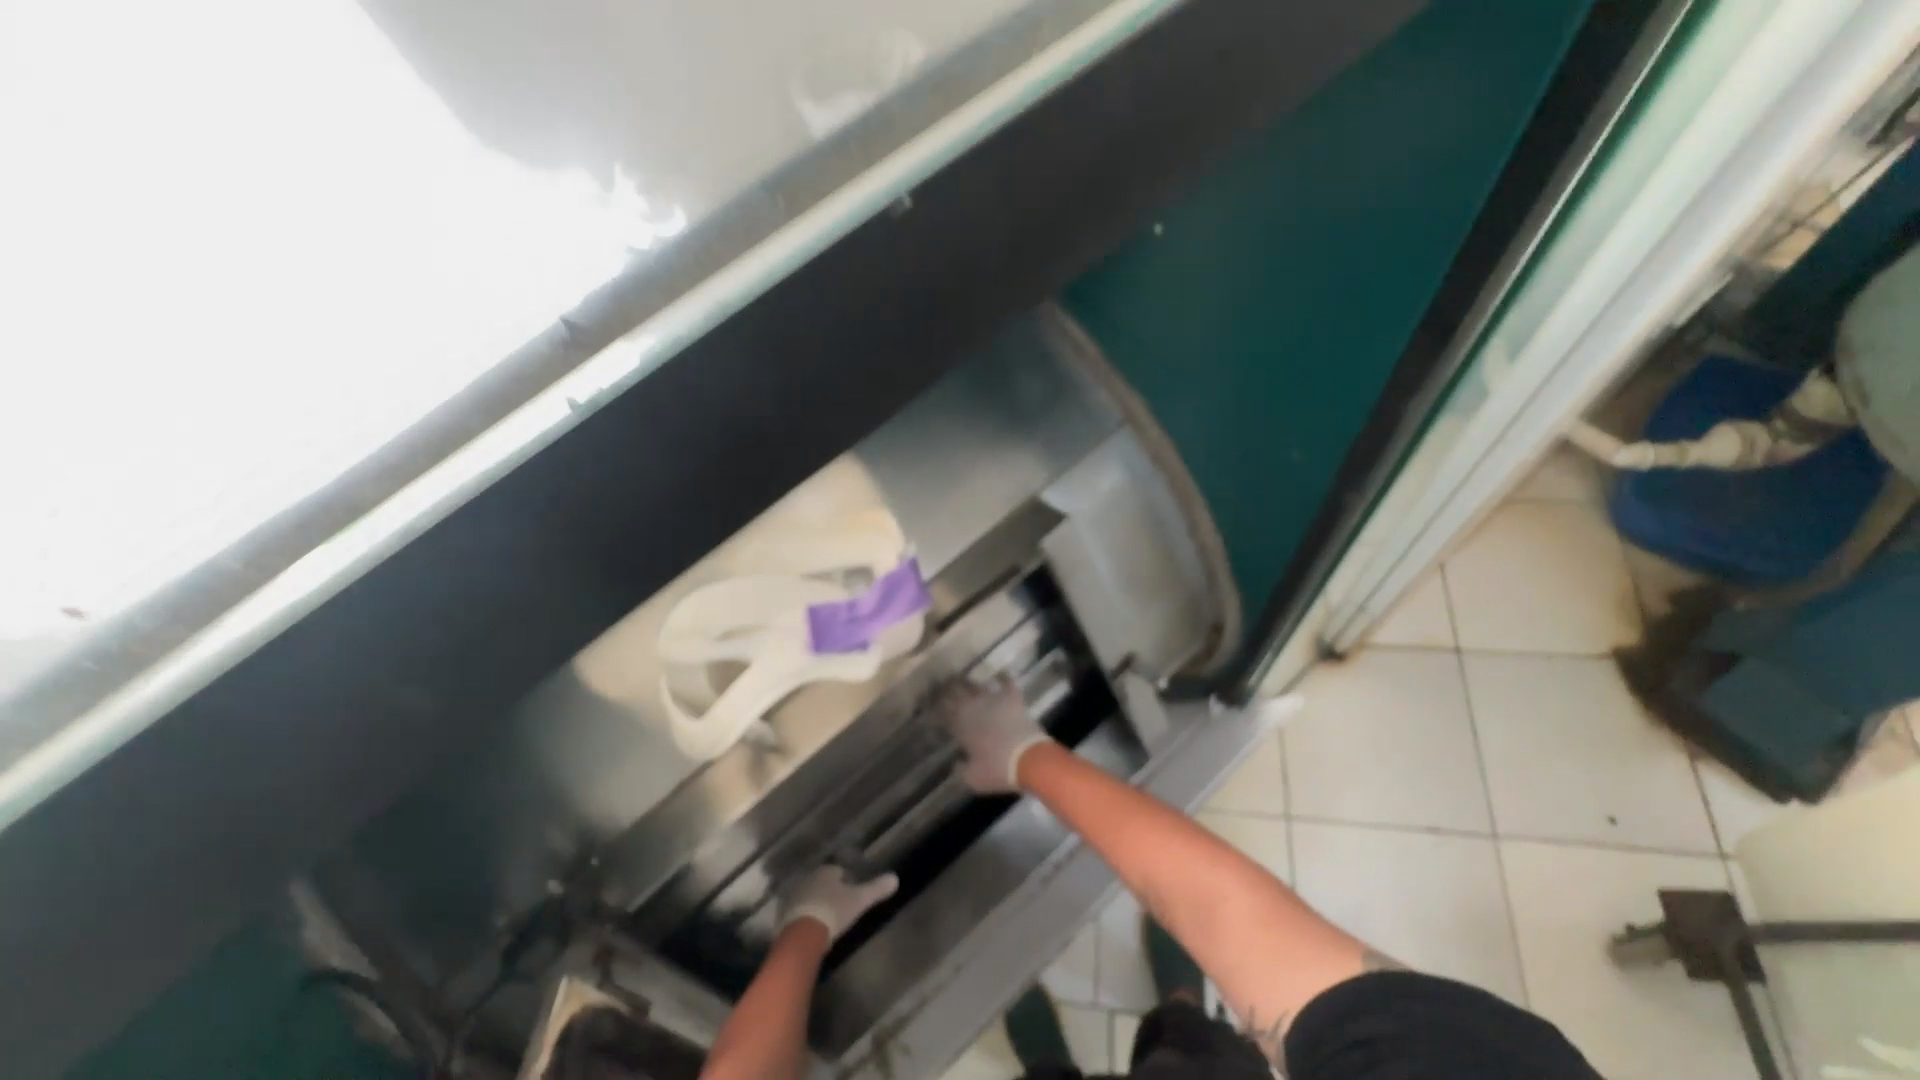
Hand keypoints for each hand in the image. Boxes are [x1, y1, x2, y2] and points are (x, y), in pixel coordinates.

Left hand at [778, 866, 898, 940]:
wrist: (803, 934)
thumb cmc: (834, 911)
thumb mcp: (860, 900)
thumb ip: (876, 889)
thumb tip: (896, 878)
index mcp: (825, 872)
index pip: (837, 870)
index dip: (845, 880)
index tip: (852, 891)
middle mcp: (807, 878)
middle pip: (821, 882)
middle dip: (829, 890)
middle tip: (840, 905)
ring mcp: (793, 896)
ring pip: (808, 895)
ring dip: (816, 902)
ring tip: (827, 917)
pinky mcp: (783, 914)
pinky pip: (798, 911)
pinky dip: (805, 916)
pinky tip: (812, 927)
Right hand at [936, 676, 1051, 793]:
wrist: (1029, 759)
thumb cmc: (998, 770)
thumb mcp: (974, 778)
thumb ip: (962, 770)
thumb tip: (957, 763)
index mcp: (961, 726)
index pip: (944, 712)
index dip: (937, 708)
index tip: (932, 704)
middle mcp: (973, 708)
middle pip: (957, 693)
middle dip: (948, 689)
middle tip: (943, 684)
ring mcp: (994, 700)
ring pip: (977, 685)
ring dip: (970, 683)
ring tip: (964, 678)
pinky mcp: (1014, 698)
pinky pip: (1007, 683)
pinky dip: (1004, 678)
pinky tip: (1002, 674)